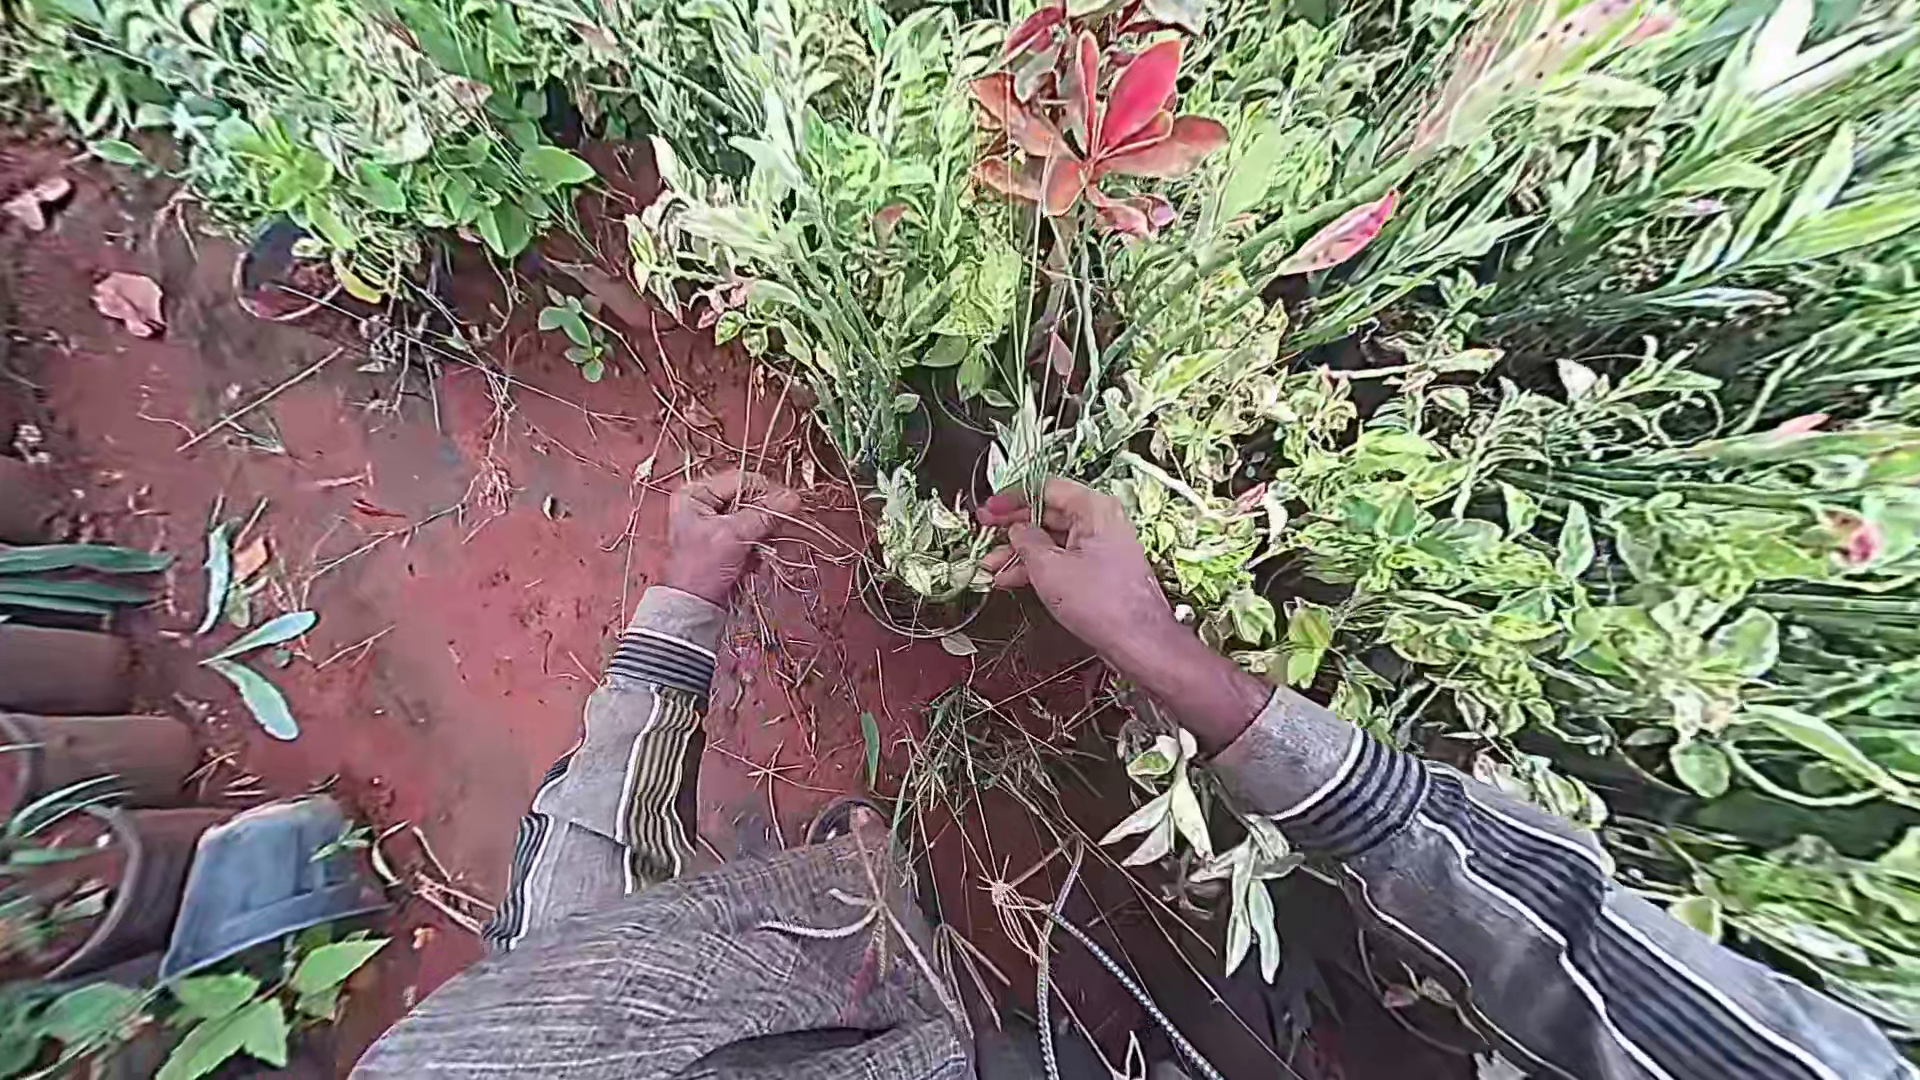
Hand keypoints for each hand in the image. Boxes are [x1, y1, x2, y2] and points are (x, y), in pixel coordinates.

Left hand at [662, 470, 800, 605]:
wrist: (695, 605)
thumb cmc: (701, 570)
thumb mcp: (733, 536)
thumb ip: (764, 515)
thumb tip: (793, 498)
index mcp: (697, 493)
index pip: (742, 479)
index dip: (766, 491)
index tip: (785, 506)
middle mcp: (707, 502)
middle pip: (752, 496)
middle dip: (765, 517)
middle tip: (771, 532)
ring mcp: (719, 520)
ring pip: (758, 515)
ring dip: (764, 533)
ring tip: (758, 550)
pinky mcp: (731, 537)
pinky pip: (757, 531)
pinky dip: (761, 544)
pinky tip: (753, 559)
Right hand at [975, 478, 1180, 663]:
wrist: (1136, 640)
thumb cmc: (1100, 602)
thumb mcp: (1048, 567)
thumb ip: (1025, 540)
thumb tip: (1016, 529)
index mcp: (1093, 508)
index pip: (1046, 488)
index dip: (1012, 498)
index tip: (990, 509)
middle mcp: (1100, 521)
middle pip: (1047, 514)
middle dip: (1012, 528)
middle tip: (985, 531)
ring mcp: (1101, 545)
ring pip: (1052, 539)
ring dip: (1020, 552)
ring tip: (992, 565)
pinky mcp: (1099, 569)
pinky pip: (1062, 558)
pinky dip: (1037, 566)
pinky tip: (1012, 578)